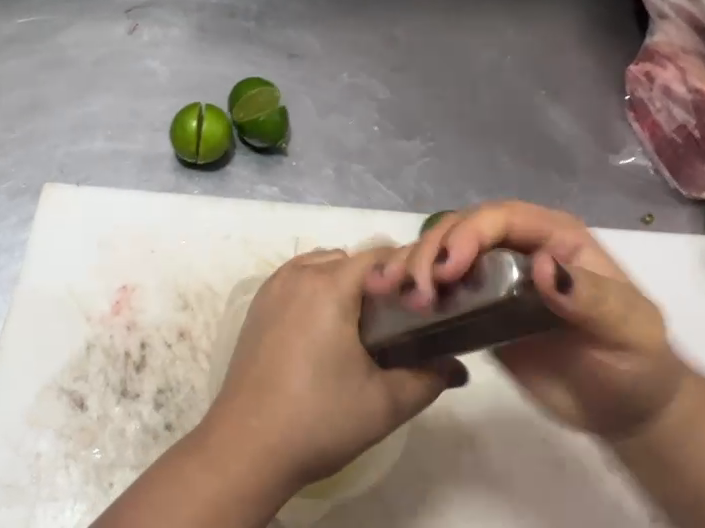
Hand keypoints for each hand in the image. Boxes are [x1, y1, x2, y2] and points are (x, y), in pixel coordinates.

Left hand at [202, 248, 465, 492]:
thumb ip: (428, 378)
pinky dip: (318, 293)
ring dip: (346, 286)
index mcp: (329, 285)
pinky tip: (328, 334)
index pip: (380, 256)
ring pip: (322, 267)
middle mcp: (299, 275)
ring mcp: (273, 288)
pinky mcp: (258, 306)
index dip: (408, 274)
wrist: (247, 447)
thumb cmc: (319, 419)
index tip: (425, 304)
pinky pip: (298, 281)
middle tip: (398, 323)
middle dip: (378, 283)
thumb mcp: (385, 404)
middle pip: (351, 260)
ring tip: (363, 330)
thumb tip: (457, 367)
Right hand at [363, 201, 682, 438]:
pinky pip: (441, 288)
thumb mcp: (628, 327)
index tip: (447, 267)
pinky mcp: (478, 310)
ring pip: (444, 252)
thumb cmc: (635, 361)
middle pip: (463, 229)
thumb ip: (591, 298)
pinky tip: (393, 301)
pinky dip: (414, 289)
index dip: (470, 233)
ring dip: (414, 264)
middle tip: (415, 289)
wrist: (626, 408)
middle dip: (433, 250)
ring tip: (393, 292)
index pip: (502, 217)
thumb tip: (544, 266)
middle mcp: (519, 248)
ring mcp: (495, 278)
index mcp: (555, 237)